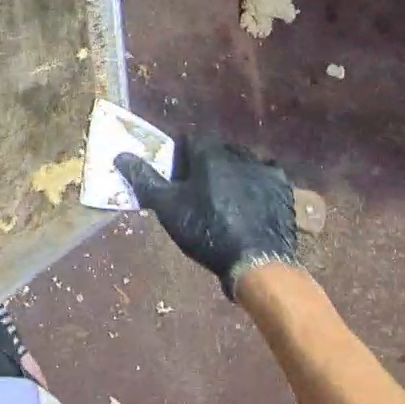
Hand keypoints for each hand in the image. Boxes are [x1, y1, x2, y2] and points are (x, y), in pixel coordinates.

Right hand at [116, 142, 299, 299]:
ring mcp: (265, 171)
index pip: (188, 141)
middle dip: (205, 165)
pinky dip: (255, 187)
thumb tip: (120, 156)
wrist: (257, 262)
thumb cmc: (206, 230)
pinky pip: (264, 180)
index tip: (174, 177)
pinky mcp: (284, 191)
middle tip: (196, 190)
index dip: (178, 158)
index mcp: (209, 153)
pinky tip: (249, 206)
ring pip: (240, 164)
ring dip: (231, 175)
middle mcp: (239, 154)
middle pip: (215, 152)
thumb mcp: (167, 207)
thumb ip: (144, 179)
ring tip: (223, 200)